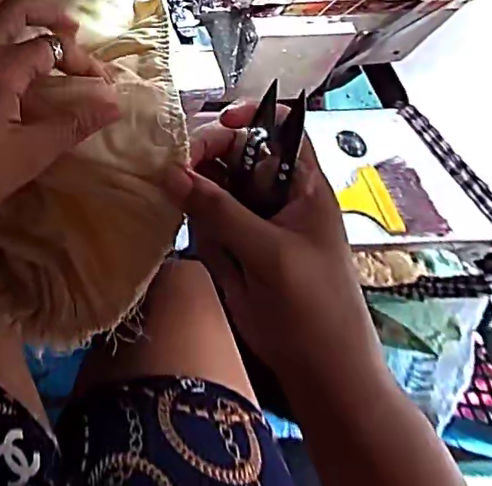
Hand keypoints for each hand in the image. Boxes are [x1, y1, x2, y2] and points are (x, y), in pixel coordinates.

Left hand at [0, 0, 119, 274]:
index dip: (79, 59)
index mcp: (1, 68)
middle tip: (69, 28)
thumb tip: (115, 104)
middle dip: (46, 12)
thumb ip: (73, 124)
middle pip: (13, 8)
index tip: (99, 81)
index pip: (51, 47)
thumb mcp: (29, 156)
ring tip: (21, 13)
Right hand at [164, 102, 384, 403]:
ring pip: (216, 179)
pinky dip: (189, 208)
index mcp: (303, 185)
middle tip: (178, 166)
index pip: (282, 128)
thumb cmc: (314, 309)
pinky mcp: (233, 241)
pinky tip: (174, 208)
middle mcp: (276, 192)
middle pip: (238, 149)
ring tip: (170, 185)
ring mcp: (252, 216)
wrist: (322, 376)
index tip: (221, 120)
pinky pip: (205, 211)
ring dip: (194, 180)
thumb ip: (220, 211)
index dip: (255, 114)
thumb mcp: (270, 255)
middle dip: (209, 150)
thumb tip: (171, 172)